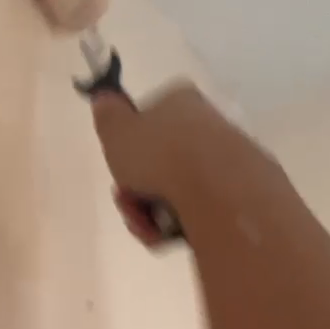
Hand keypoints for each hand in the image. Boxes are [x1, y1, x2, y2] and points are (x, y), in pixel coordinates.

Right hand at [91, 83, 272, 244]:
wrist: (213, 187)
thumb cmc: (159, 154)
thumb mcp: (117, 131)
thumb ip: (107, 115)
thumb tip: (103, 96)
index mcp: (178, 100)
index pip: (145, 120)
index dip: (126, 148)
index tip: (118, 167)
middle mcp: (201, 122)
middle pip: (153, 162)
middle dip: (133, 190)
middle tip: (126, 200)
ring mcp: (215, 156)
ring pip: (166, 190)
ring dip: (146, 212)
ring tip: (146, 223)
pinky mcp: (226, 189)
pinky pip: (185, 209)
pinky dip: (167, 224)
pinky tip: (162, 232)